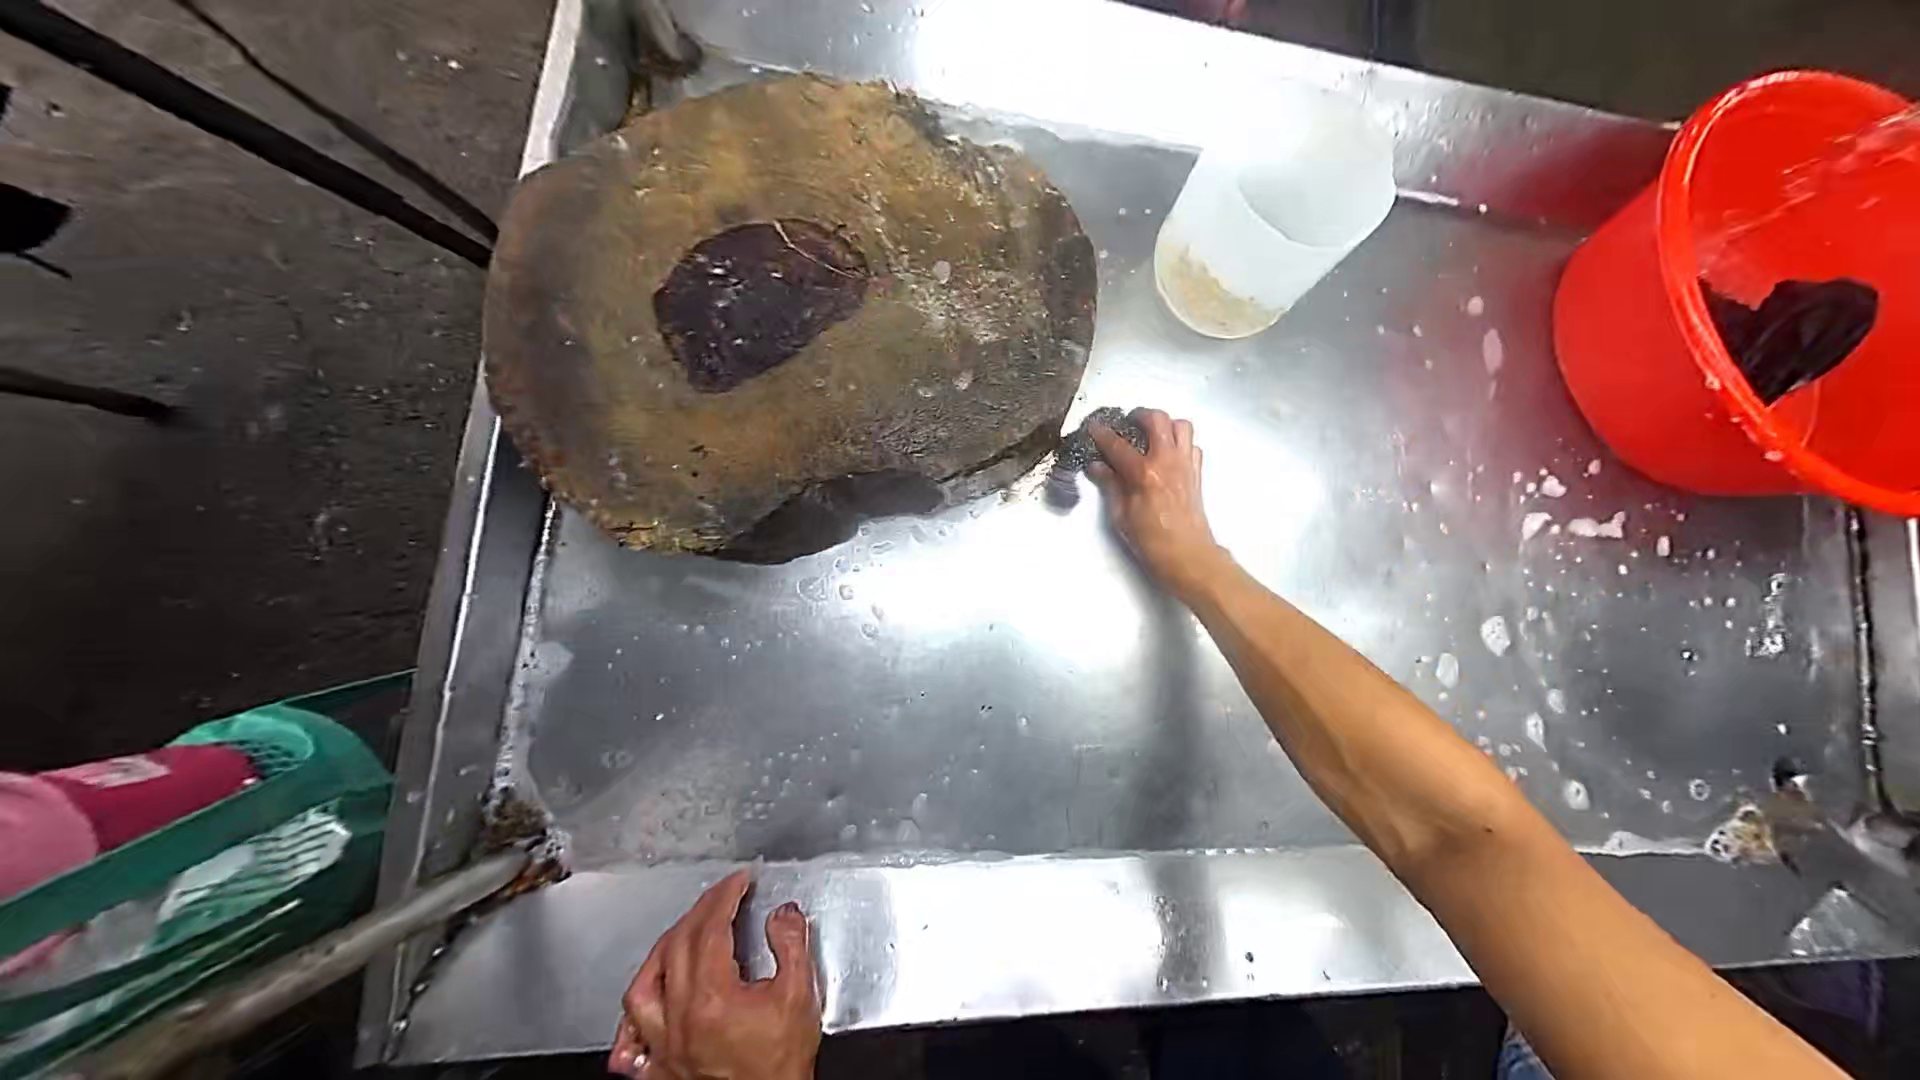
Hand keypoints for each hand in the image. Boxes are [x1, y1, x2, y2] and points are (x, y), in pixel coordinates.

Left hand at [609, 870, 819, 1079]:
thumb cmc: (782, 1065)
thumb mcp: (799, 994)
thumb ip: (791, 945)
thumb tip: (784, 912)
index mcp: (711, 998)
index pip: (710, 929)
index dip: (725, 896)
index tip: (740, 880)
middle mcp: (679, 1022)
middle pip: (677, 946)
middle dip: (701, 909)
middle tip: (723, 893)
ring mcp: (663, 1049)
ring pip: (643, 986)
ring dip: (663, 949)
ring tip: (683, 930)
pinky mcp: (659, 1072)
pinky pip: (630, 1039)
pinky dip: (635, 1013)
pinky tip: (648, 999)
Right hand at [1088, 409, 1227, 601]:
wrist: (1188, 557)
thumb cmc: (1151, 542)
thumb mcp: (1120, 516)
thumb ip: (1110, 485)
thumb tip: (1098, 467)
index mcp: (1144, 474)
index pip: (1118, 445)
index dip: (1102, 434)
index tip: (1093, 427)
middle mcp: (1167, 462)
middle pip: (1157, 419)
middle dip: (1139, 415)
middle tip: (1127, 422)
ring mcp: (1185, 465)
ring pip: (1181, 426)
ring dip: (1164, 424)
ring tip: (1150, 433)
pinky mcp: (1196, 473)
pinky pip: (1191, 445)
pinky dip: (1179, 442)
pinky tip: (1167, 454)